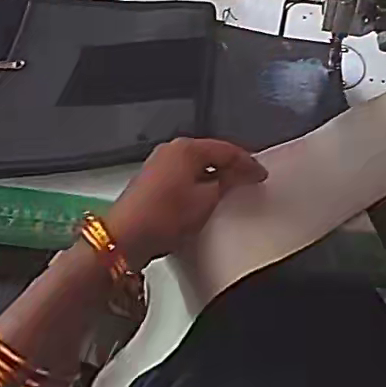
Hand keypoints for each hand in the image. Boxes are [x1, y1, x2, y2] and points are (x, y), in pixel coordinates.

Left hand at [103, 138, 266, 262]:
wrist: (124, 238)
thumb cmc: (164, 216)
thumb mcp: (207, 200)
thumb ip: (228, 182)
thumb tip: (239, 175)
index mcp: (187, 148)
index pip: (227, 150)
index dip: (248, 162)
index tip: (261, 174)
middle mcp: (171, 150)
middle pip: (210, 154)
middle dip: (230, 166)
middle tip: (249, 179)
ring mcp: (158, 164)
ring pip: (196, 165)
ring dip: (213, 176)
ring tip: (230, 190)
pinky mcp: (151, 180)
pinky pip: (183, 175)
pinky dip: (198, 182)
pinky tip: (205, 197)